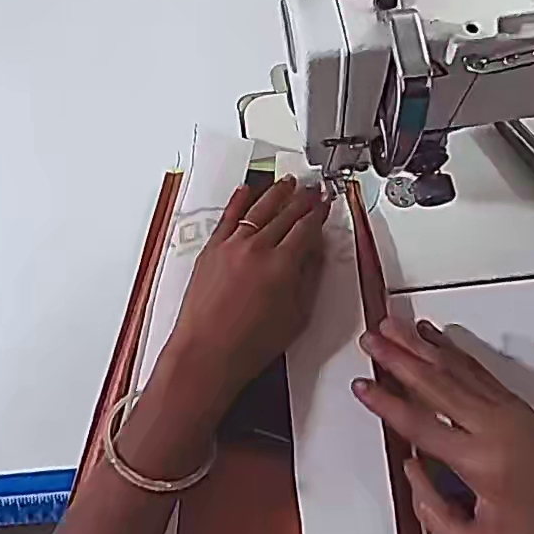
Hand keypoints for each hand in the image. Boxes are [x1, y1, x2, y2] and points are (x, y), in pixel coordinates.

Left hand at [160, 175, 330, 411]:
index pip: (306, 228)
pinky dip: (239, 200)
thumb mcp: (296, 316)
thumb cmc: (249, 343)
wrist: (208, 351)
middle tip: (312, 188)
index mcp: (282, 265)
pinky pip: (228, 216)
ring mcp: (231, 245)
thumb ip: (309, 278)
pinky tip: (247, 190)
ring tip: (287, 182)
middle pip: (284, 214)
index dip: (319, 213)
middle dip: (302, 198)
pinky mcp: (211, 248)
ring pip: (258, 209)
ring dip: (275, 193)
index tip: (325, 204)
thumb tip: (316, 253)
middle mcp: (256, 248)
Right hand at [352, 318, 533, 533]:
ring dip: (420, 344)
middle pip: (435, 382)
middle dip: (397, 357)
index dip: (385, 402)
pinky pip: (478, 371)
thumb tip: (414, 471)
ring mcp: (512, 415)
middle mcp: (497, 431)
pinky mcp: (522, 411)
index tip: (362, 386)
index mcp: (484, 465)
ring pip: (455, 368)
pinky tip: (436, 337)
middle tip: (370, 339)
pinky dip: (452, 349)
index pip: (420, 424)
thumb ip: (434, 514)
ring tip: (393, 323)